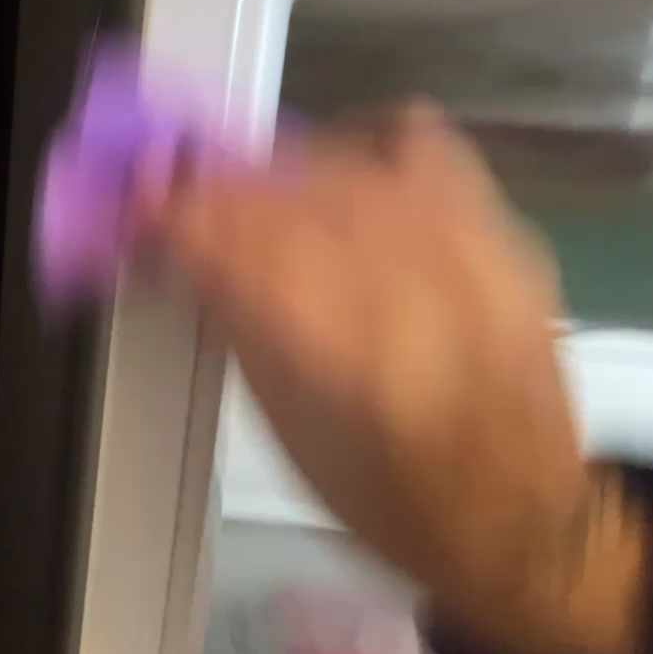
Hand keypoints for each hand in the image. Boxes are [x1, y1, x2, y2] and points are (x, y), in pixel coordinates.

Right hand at [136, 102, 652, 653]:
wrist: (516, 512)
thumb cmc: (383, 493)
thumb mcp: (284, 426)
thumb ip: (235, 322)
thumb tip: (182, 247)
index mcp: (351, 371)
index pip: (244, 254)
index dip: (177, 216)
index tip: (136, 204)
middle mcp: (419, 299)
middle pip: (288, 196)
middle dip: (210, 184)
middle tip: (166, 189)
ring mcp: (470, 254)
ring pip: (340, 164)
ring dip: (267, 169)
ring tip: (232, 187)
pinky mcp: (502, 232)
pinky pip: (416, 142)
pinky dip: (355, 141)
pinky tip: (330, 166)